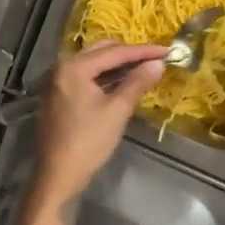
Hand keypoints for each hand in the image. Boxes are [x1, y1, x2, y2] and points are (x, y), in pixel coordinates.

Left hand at [30, 41, 167, 205]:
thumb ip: (137, 83)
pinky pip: (84, 75)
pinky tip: (121, 82)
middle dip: (128, 54)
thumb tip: (157, 64)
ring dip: (117, 65)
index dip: (143, 51)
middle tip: (154, 59)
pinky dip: (103, 76)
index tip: (167, 51)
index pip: (115, 53)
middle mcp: (61, 67)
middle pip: (101, 51)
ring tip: (142, 68)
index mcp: (74, 67)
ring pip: (92, 63)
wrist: (57, 174)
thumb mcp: (117, 110)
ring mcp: (57, 80)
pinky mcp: (57, 94)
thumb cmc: (88, 142)